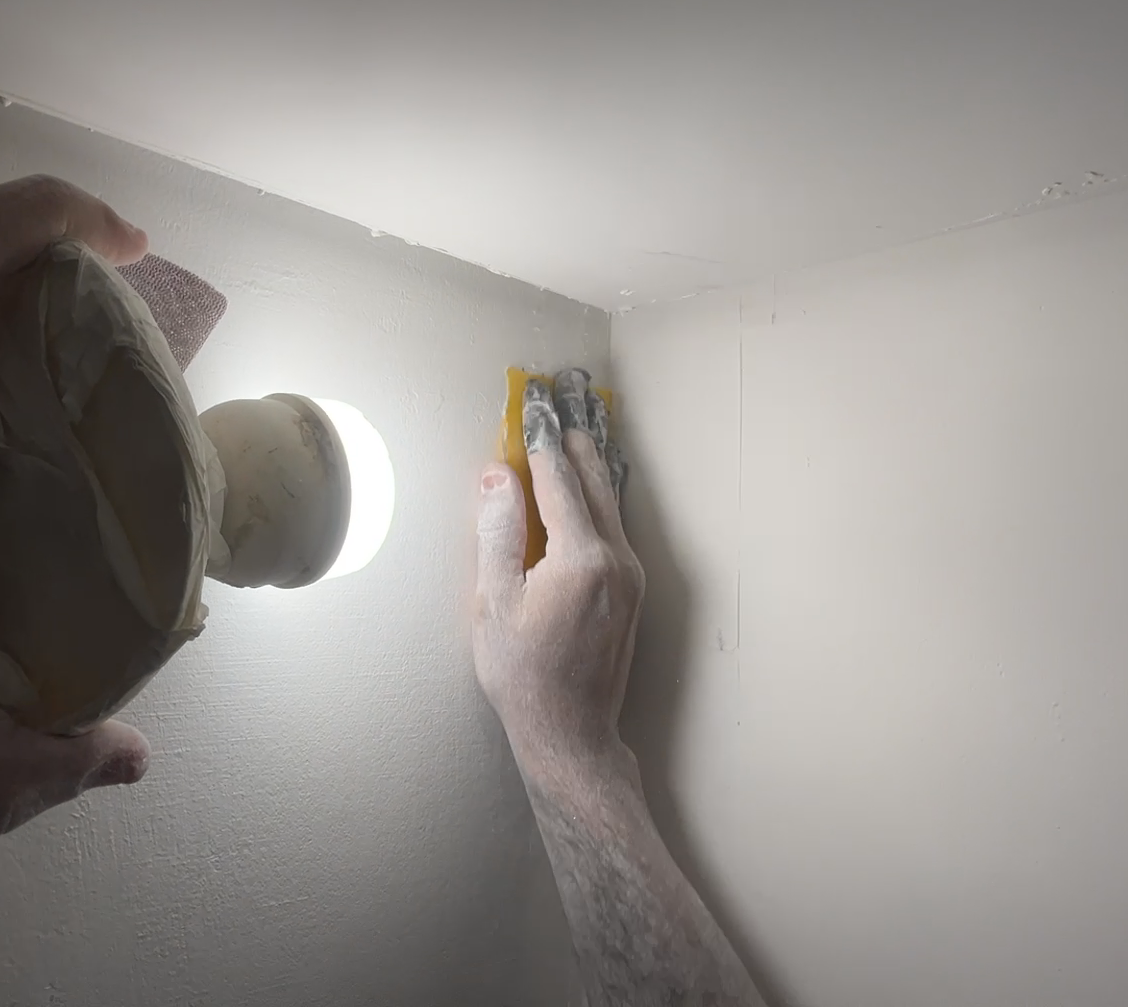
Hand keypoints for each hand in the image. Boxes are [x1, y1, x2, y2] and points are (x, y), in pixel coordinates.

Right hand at [473, 369, 642, 768]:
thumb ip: (498, 533)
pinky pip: (617, 524)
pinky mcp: (632, 589)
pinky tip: (594, 481)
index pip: (558, 481)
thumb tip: (497, 476)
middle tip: (566, 396)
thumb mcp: (495, 603)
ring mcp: (630, 574)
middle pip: (594, 481)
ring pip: (612, 500)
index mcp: (580, 558)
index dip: (542, 440)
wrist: (571, 732)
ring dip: (592, 461)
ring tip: (581, 427)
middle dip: (576, 438)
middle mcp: (616, 559)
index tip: (534, 404)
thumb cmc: (523, 674)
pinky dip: (601, 494)